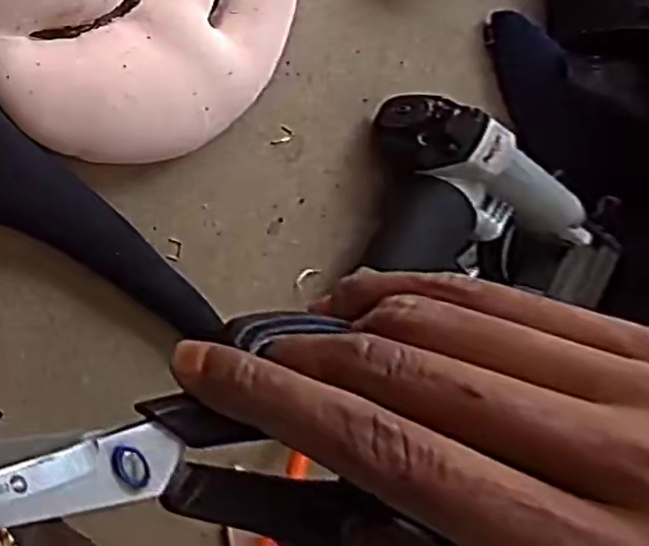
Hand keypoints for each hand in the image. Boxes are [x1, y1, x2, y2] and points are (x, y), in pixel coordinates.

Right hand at [173, 270, 648, 544]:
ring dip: (339, 321)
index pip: (376, 439)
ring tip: (301, 333)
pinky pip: (507, 302)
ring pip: (434, 319)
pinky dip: (415, 295)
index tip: (204, 370)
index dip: (264, 395)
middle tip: (240, 360)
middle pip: (391, 368)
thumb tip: (327, 514)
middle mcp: (636, 464)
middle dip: (288, 358)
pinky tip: (378, 305)